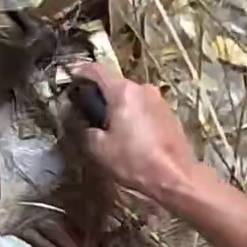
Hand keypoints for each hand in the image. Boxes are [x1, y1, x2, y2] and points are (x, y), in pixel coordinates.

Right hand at [67, 62, 204, 204]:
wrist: (174, 175)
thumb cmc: (134, 160)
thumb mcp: (100, 149)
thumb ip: (86, 132)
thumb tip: (84, 127)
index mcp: (123, 92)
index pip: (97, 71)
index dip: (81, 71)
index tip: (72, 76)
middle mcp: (143, 89)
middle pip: (116, 86)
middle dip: (103, 97)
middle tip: (92, 114)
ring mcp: (159, 100)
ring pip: (132, 98)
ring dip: (121, 108)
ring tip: (114, 130)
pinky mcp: (170, 114)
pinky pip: (146, 109)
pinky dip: (136, 117)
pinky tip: (134, 137)